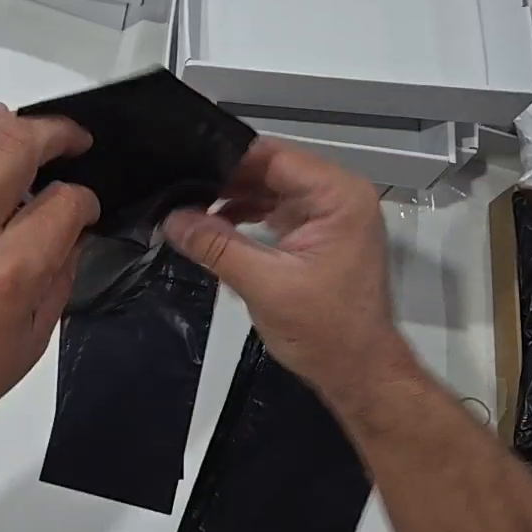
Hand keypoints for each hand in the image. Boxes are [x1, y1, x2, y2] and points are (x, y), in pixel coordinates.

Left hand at [0, 105, 97, 458]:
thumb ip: (58, 278)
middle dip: (56, 134)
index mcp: (4, 275)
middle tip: (75, 140)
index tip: (85, 207)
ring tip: (36, 133)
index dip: (84, 201)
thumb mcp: (29, 343)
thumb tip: (72, 232)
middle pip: (15, 146)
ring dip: (13, 125)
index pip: (62, 204)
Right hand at [163, 139, 415, 401]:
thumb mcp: (264, 284)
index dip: (226, 160)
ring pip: (269, 188)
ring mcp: (328, 214)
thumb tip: (171, 219)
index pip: (273, 156)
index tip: (182, 166)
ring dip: (231, 199)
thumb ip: (216, 246)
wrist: (360, 374)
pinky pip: (274, 210)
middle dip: (224, 180)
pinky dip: (244, 216)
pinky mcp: (316, 234)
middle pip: (270, 169)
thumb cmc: (325, 330)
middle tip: (175, 188)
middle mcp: (337, 195)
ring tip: (186, 206)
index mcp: (338, 196)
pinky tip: (212, 227)